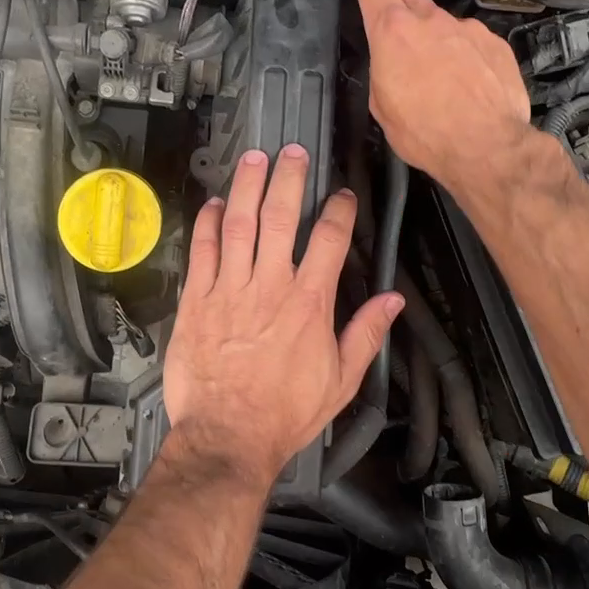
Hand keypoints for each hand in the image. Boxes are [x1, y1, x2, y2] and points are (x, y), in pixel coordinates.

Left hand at [163, 145, 404, 485]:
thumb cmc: (284, 412)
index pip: (330, 240)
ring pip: (239, 225)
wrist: (228, 436)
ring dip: (248, 187)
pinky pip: (202, 252)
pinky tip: (213, 204)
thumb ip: (366, 334)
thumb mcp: (341, 380)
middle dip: (289, 179)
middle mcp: (269, 286)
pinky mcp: (196, 301)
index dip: (339, 210)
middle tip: (293, 152)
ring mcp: (229, 290)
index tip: (342, 195)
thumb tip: (392, 301)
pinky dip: (207, 224)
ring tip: (254, 159)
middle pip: (281, 217)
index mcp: (309, 303)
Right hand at [347, 0, 532, 187]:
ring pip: (438, 21)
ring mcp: (464, 30)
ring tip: (427, 67)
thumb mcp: (382, 106)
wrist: (487, 147)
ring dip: (428, 33)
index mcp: (392, 32)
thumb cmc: (429, 133)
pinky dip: (460, 57)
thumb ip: (383, 71)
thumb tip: (393, 65)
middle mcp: (429, 21)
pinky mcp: (492, 44)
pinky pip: (468, 43)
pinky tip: (460, 83)